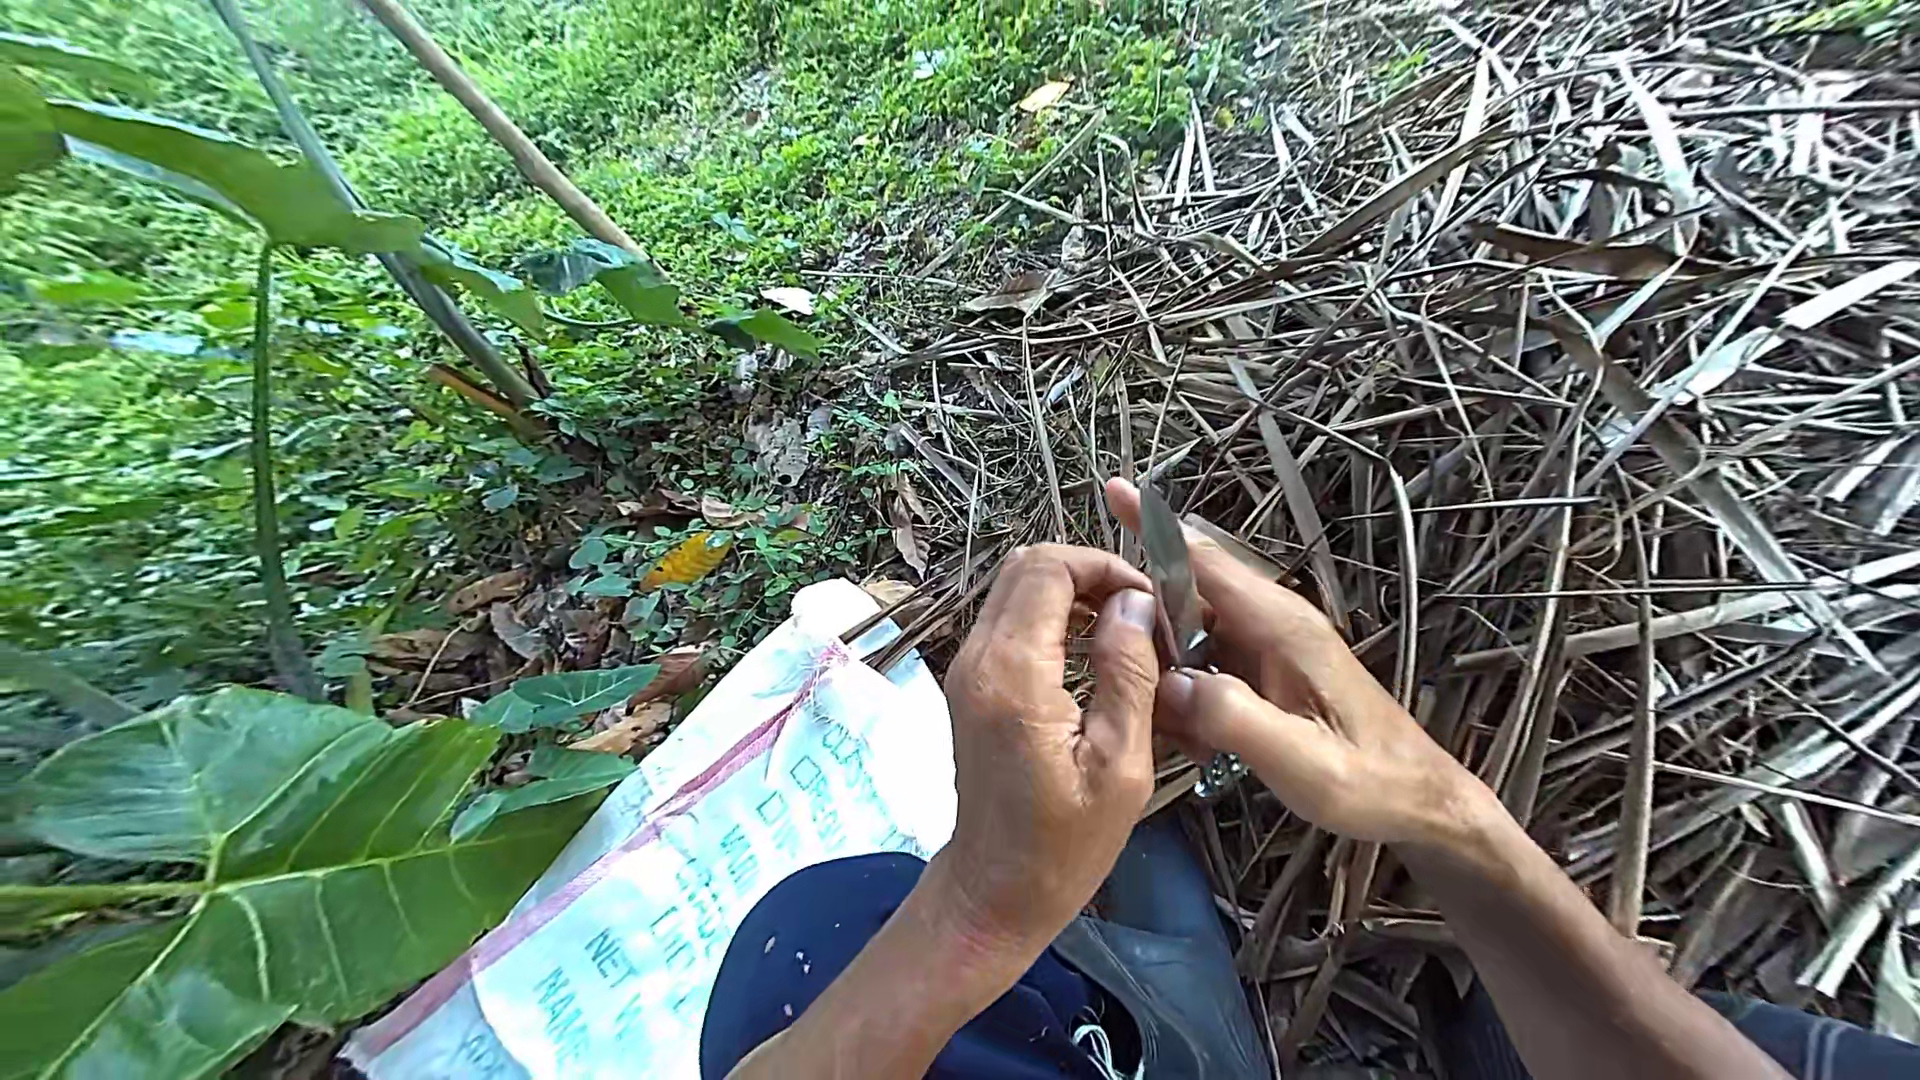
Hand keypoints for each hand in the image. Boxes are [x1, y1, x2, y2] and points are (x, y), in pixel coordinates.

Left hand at [929, 543, 1162, 951]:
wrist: (994, 886)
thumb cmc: (1065, 842)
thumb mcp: (1120, 764)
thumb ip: (1127, 671)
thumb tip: (1132, 601)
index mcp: (1013, 672)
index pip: (1047, 569)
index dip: (1102, 565)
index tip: (1147, 599)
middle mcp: (978, 655)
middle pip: (1025, 566)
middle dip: (1086, 572)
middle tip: (1137, 610)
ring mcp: (966, 664)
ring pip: (1014, 586)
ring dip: (1068, 590)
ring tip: (1120, 627)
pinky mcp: (969, 677)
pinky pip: (1008, 617)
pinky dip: (1049, 613)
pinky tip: (1087, 646)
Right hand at [1105, 478, 1492, 847]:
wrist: (1422, 802)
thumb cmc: (1374, 783)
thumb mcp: (1306, 765)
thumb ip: (1234, 720)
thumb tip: (1167, 682)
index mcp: (1279, 625)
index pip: (1203, 559)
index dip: (1153, 522)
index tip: (1114, 489)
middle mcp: (1267, 620)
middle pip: (1178, 595)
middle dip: (1140, 628)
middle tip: (1128, 684)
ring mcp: (1261, 641)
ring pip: (1181, 630)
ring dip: (1160, 669)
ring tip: (1175, 730)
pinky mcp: (1257, 663)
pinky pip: (1196, 656)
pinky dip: (1179, 685)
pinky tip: (1189, 732)